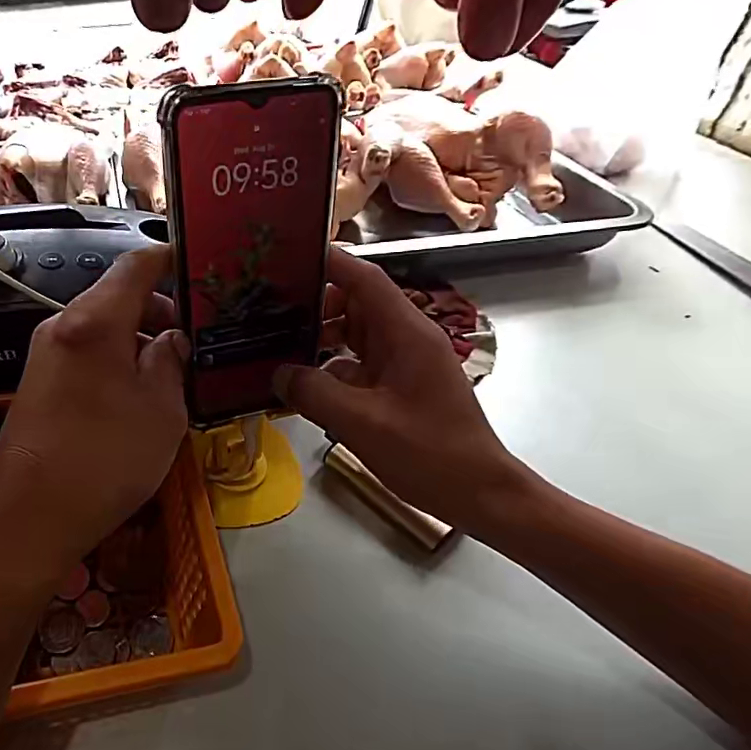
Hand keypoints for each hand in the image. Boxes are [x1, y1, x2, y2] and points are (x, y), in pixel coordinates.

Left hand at [0, 246, 189, 575]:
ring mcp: (46, 357)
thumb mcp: (161, 410)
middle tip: (196, 341)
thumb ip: (172, 362)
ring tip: (173, 378)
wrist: (28, 519)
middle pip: (117, 298)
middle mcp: (62, 328)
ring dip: (139, 343)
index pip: (136, 264)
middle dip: (160, 312)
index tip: (198, 268)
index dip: (171, 260)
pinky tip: (139, 400)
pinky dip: (116, 364)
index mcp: (94, 321)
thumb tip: (172, 340)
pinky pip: (86, 358)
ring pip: (103, 331)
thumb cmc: (101, 461)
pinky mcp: (40, 387)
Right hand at [274, 247, 533, 532]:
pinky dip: (330, 370)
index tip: (289, 256)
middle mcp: (406, 340)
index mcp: (407, 334)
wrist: (480, 494)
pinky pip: (358, 366)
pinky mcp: (399, 388)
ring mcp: (404, 364)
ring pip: (355, 336)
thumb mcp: (363, 423)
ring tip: (279, 350)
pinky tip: (303, 388)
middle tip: (270, 317)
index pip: (365, 280)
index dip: (329, 262)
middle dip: (314, 307)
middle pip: (355, 305)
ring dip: (320, 341)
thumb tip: (278, 374)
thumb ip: (314, 393)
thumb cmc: (431, 453)